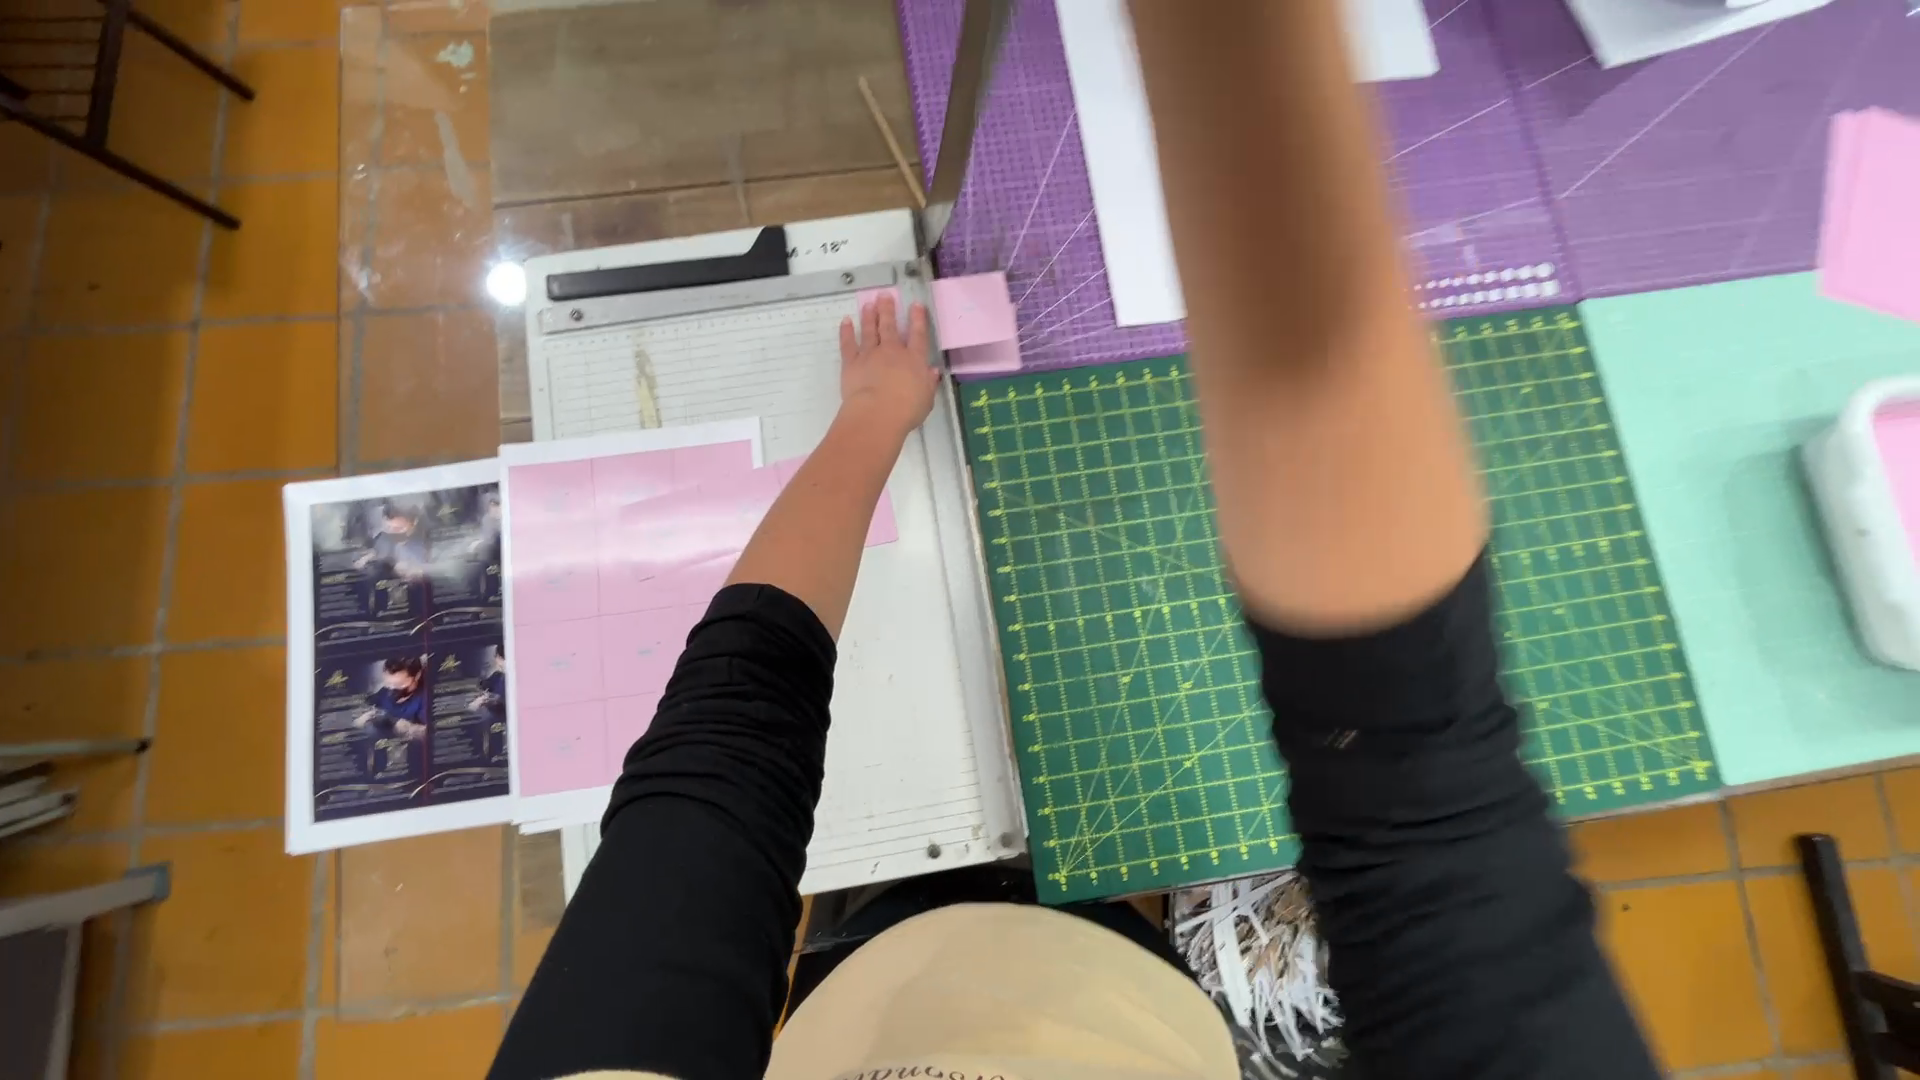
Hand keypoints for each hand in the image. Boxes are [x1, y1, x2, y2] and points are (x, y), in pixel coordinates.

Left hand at [838, 293, 937, 442]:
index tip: (915, 305)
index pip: (918, 335)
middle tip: (885, 295)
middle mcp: (892, 352)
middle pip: (890, 326)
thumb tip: (933, 372)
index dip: (917, 319)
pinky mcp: (851, 363)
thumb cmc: (906, 410)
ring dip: (869, 316)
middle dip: (888, 310)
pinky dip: (846, 332)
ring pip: (869, 331)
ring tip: (868, 304)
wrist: (877, 413)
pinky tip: (846, 321)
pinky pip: (848, 344)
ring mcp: (870, 355)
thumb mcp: (926, 399)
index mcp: (913, 360)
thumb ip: (929, 384)